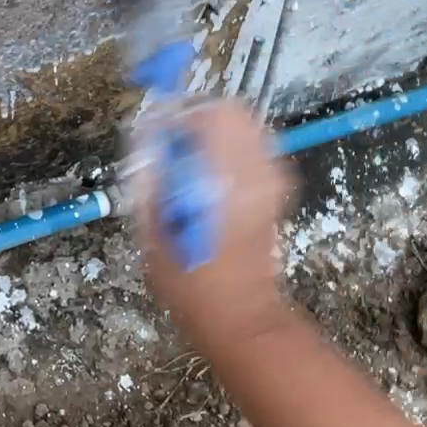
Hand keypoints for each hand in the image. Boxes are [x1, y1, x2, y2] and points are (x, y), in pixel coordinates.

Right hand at [138, 100, 296, 344]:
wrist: (240, 316)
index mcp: (220, 177)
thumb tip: (148, 135)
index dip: (176, 114)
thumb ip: (151, 175)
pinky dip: (231, 149)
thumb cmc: (188, 280)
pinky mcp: (277, 191)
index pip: (206, 114)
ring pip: (246, 125)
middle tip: (174, 143)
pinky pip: (254, 148)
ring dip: (215, 132)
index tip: (157, 133)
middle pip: (232, 110)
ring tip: (190, 162)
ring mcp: (271, 179)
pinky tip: (210, 178)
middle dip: (198, 117)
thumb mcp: (152, 228)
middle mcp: (253, 170)